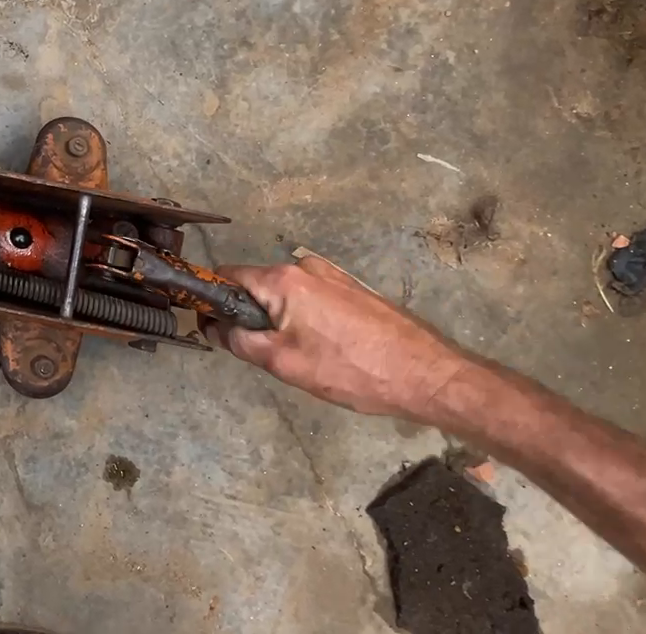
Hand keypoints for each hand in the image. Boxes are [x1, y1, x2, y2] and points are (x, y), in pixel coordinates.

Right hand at [212, 255, 472, 421]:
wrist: (433, 378)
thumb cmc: (352, 370)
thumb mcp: (282, 362)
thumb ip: (238, 341)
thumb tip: (213, 327)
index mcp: (282, 279)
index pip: (225, 276)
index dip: (214, 302)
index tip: (219, 330)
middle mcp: (305, 267)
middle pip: (256, 286)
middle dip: (252, 316)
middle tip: (269, 352)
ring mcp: (333, 276)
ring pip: (285, 295)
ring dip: (281, 319)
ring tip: (306, 355)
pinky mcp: (355, 290)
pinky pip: (313, 300)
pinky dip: (309, 320)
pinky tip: (331, 349)